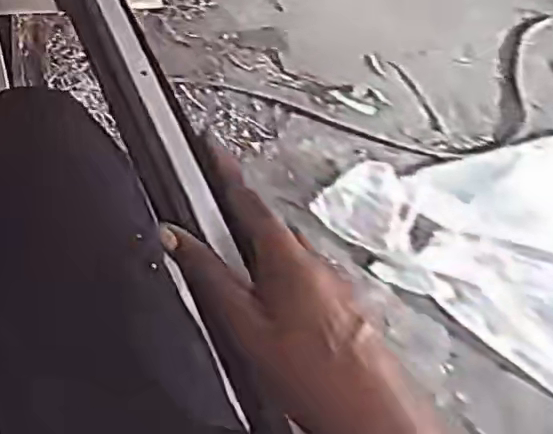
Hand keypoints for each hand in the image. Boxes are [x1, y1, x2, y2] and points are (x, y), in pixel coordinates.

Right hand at [162, 149, 445, 433]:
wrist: (380, 426)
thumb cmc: (315, 378)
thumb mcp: (243, 322)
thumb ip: (205, 271)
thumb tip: (172, 234)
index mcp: (289, 258)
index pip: (249, 200)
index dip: (226, 170)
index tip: (211, 145)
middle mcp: (320, 266)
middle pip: (271, 227)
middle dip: (241, 221)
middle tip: (214, 221)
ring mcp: (342, 291)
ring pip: (292, 255)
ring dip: (265, 255)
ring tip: (244, 279)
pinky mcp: (354, 314)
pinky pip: (311, 280)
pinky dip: (287, 281)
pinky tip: (281, 312)